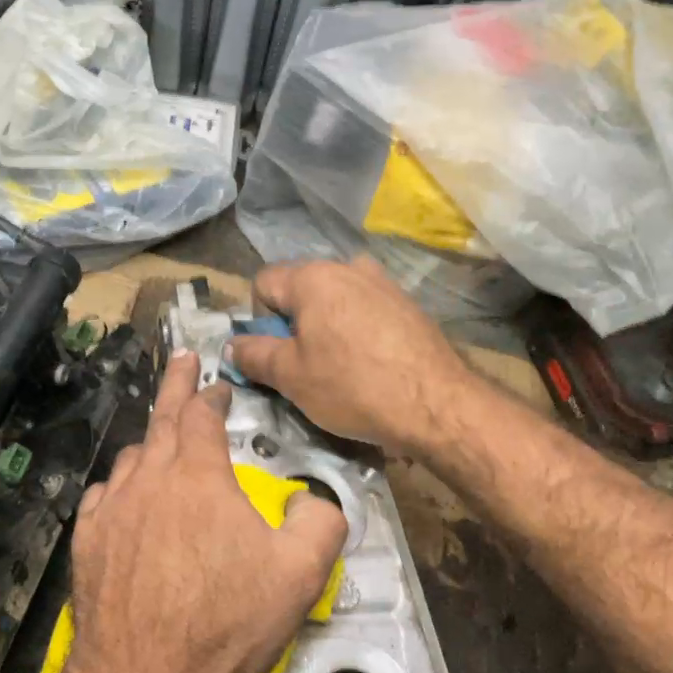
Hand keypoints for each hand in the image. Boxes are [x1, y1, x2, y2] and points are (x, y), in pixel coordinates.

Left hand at [66, 351, 346, 672]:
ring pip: (132, 458)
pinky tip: (127, 500)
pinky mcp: (88, 539)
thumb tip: (311, 496)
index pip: (201, 414)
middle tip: (180, 359)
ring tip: (161, 443)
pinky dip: (121, 488)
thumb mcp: (300, 574)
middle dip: (174, 384)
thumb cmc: (225, 621)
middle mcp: (149, 478)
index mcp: (198, 475)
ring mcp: (113, 508)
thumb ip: (320, 521)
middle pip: (161, 417)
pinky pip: (104, 496)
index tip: (218, 387)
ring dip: (150, 444)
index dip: (211, 395)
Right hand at [227, 257, 472, 452]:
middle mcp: (348, 267)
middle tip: (304, 366)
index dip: (258, 320)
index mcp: (313, 277)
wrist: (438, 405)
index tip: (274, 354)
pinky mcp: (408, 304)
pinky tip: (370, 366)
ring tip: (339, 368)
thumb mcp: (290, 376)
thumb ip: (254, 355)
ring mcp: (383, 283)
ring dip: (326, 328)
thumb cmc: (353, 386)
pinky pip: (365, 311)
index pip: (263, 283)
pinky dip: (357, 332)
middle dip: (294, 324)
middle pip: (301, 290)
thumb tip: (234, 345)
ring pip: (335, 301)